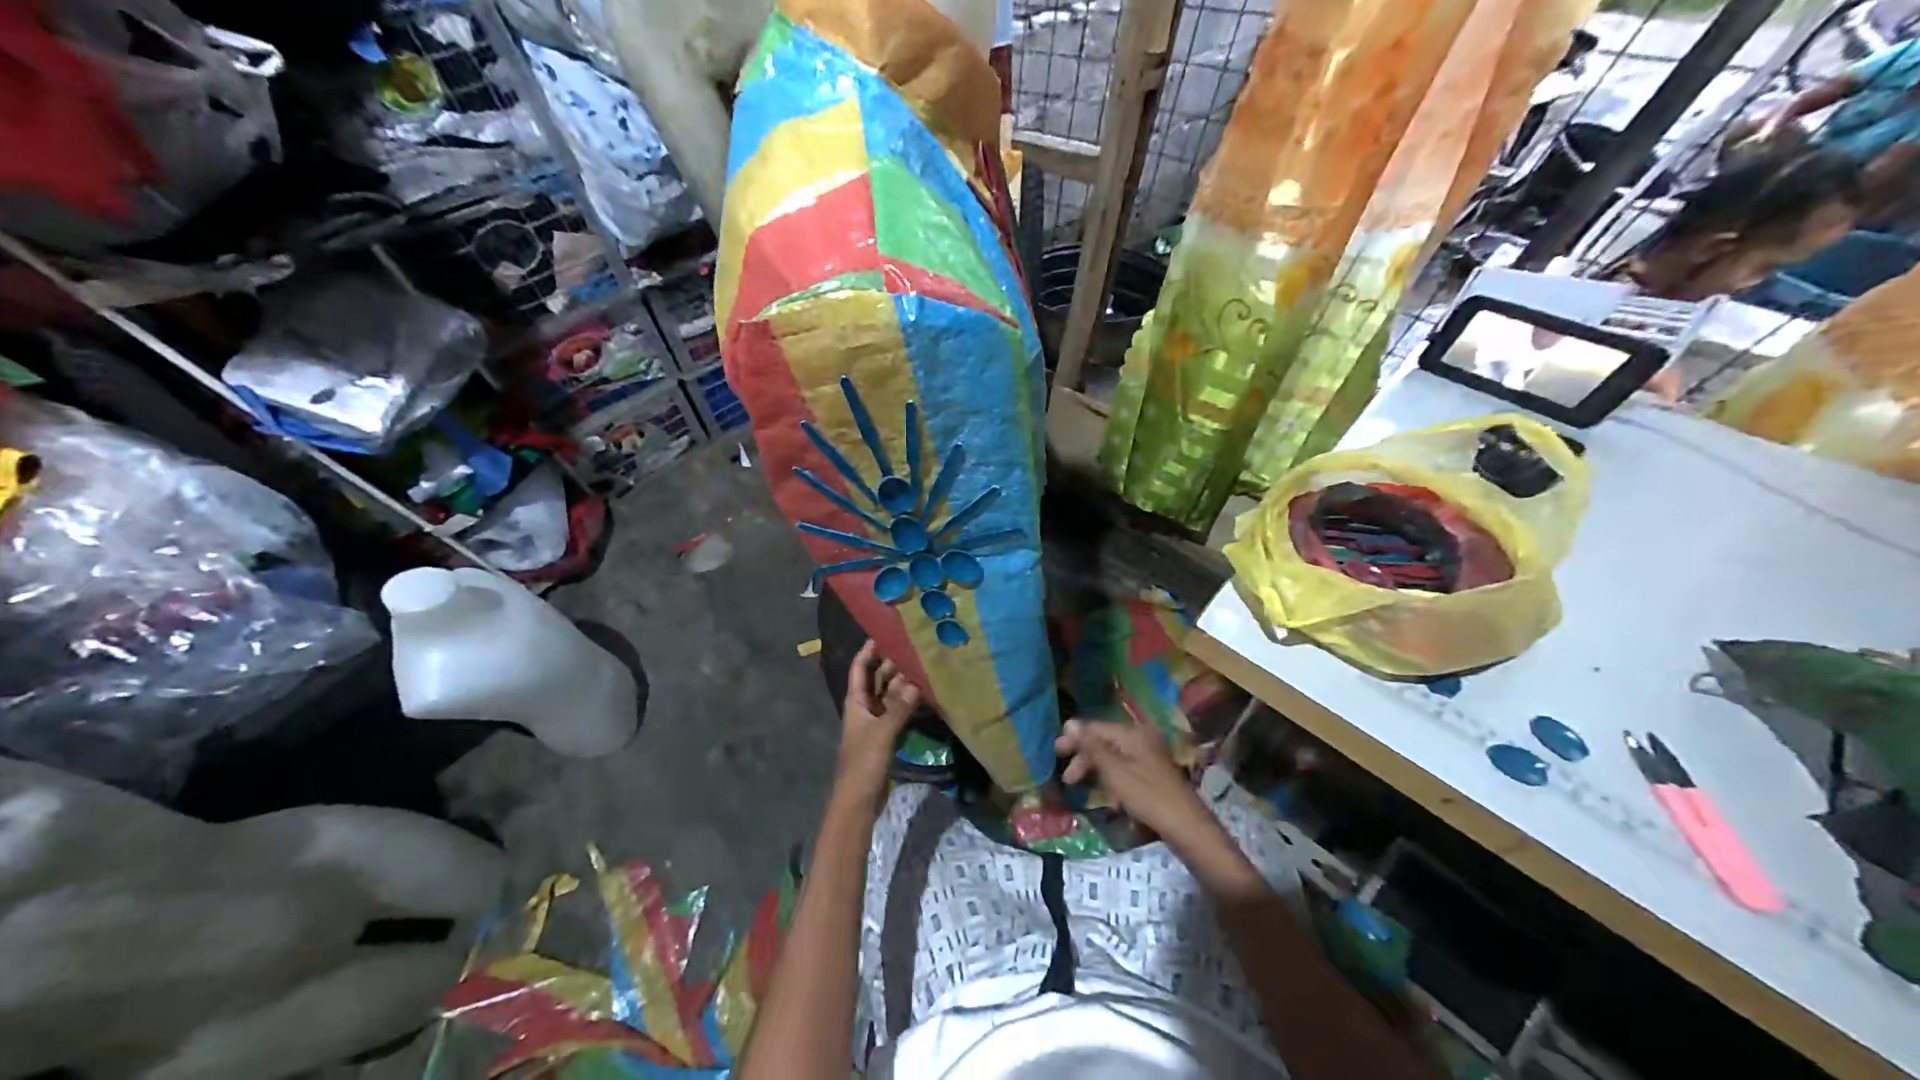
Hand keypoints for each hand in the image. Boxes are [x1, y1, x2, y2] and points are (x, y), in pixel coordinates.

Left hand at [835, 640, 919, 800]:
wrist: (858, 800)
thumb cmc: (864, 762)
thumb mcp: (882, 732)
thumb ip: (898, 707)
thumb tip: (915, 683)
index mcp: (855, 702)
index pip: (860, 668)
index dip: (869, 650)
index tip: (884, 633)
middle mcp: (864, 707)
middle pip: (877, 679)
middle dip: (891, 663)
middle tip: (913, 646)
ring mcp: (875, 722)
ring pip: (889, 695)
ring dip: (902, 682)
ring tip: (922, 665)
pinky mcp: (886, 736)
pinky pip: (897, 712)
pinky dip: (907, 702)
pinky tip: (923, 694)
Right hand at [1054, 709, 1214, 847]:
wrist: (1186, 826)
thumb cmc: (1147, 796)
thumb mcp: (1114, 771)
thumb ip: (1091, 747)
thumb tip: (1069, 723)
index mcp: (1132, 734)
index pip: (1095, 728)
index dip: (1074, 739)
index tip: (1055, 752)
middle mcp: (1141, 739)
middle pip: (1104, 743)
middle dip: (1084, 759)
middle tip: (1067, 778)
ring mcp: (1149, 757)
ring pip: (1114, 758)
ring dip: (1097, 772)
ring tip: (1083, 789)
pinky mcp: (1153, 775)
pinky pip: (1125, 770)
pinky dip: (1113, 781)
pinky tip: (1109, 799)